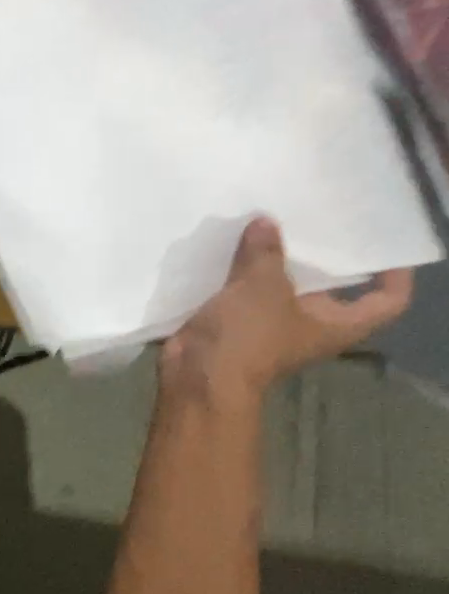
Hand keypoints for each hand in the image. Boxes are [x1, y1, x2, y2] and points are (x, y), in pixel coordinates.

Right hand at [163, 217, 412, 402]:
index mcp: (339, 323)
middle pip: (328, 288)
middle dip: (318, 259)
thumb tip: (266, 221)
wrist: (200, 372)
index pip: (386, 299)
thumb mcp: (261, 289)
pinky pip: (244, 293)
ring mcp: (272, 324)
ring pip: (279, 288)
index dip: (394, 275)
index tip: (381, 248)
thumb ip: (264, 254)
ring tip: (261, 230)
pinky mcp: (237, 323)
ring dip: (270, 263)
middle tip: (310, 224)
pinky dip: (237, 274)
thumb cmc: (249, 335)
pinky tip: (223, 253)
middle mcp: (313, 324)